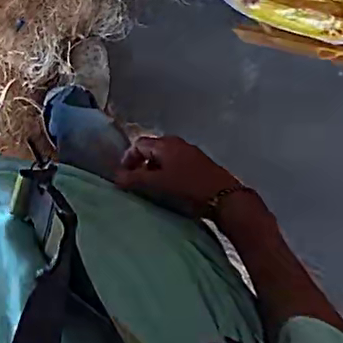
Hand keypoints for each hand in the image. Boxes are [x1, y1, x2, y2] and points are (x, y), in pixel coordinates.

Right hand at [114, 135, 242, 218]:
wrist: (226, 199)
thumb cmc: (188, 188)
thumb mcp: (158, 184)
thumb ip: (135, 179)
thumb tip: (115, 178)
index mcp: (164, 144)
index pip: (138, 144)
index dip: (128, 158)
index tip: (125, 175)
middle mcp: (177, 143)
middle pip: (152, 149)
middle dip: (142, 163)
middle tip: (138, 181)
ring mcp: (191, 152)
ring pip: (166, 156)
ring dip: (156, 169)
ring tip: (155, 187)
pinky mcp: (201, 163)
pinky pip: (178, 162)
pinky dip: (169, 171)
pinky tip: (173, 187)